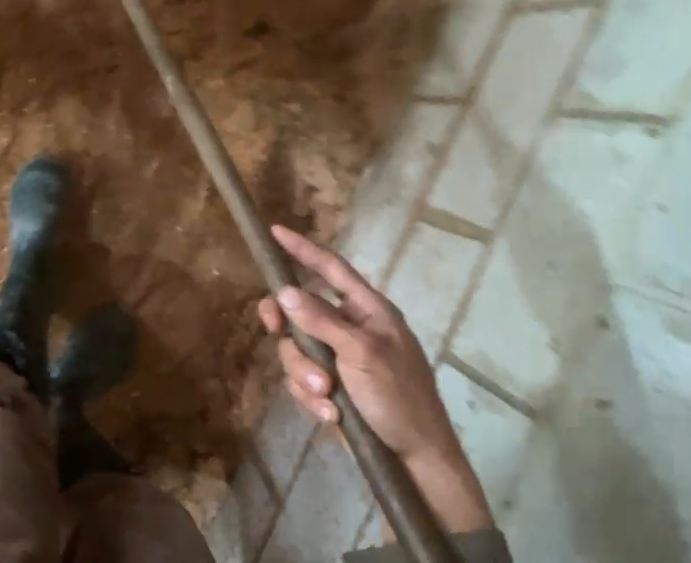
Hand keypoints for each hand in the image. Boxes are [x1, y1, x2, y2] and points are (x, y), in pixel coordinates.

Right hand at [256, 225, 492, 532]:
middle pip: (301, 310)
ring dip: (305, 373)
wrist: (417, 460)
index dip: (303, 249)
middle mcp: (351, 329)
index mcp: (368, 311)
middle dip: (290, 327)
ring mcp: (340, 359)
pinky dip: (310, 396)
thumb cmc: (400, 397)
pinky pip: (302, 378)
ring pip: (297, 348)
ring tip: (326, 394)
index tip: (275, 231)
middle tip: (273, 326)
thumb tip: (284, 290)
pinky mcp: (331, 386)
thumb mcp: (361, 354)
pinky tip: (329, 412)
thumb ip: (321, 320)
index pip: (331, 269)